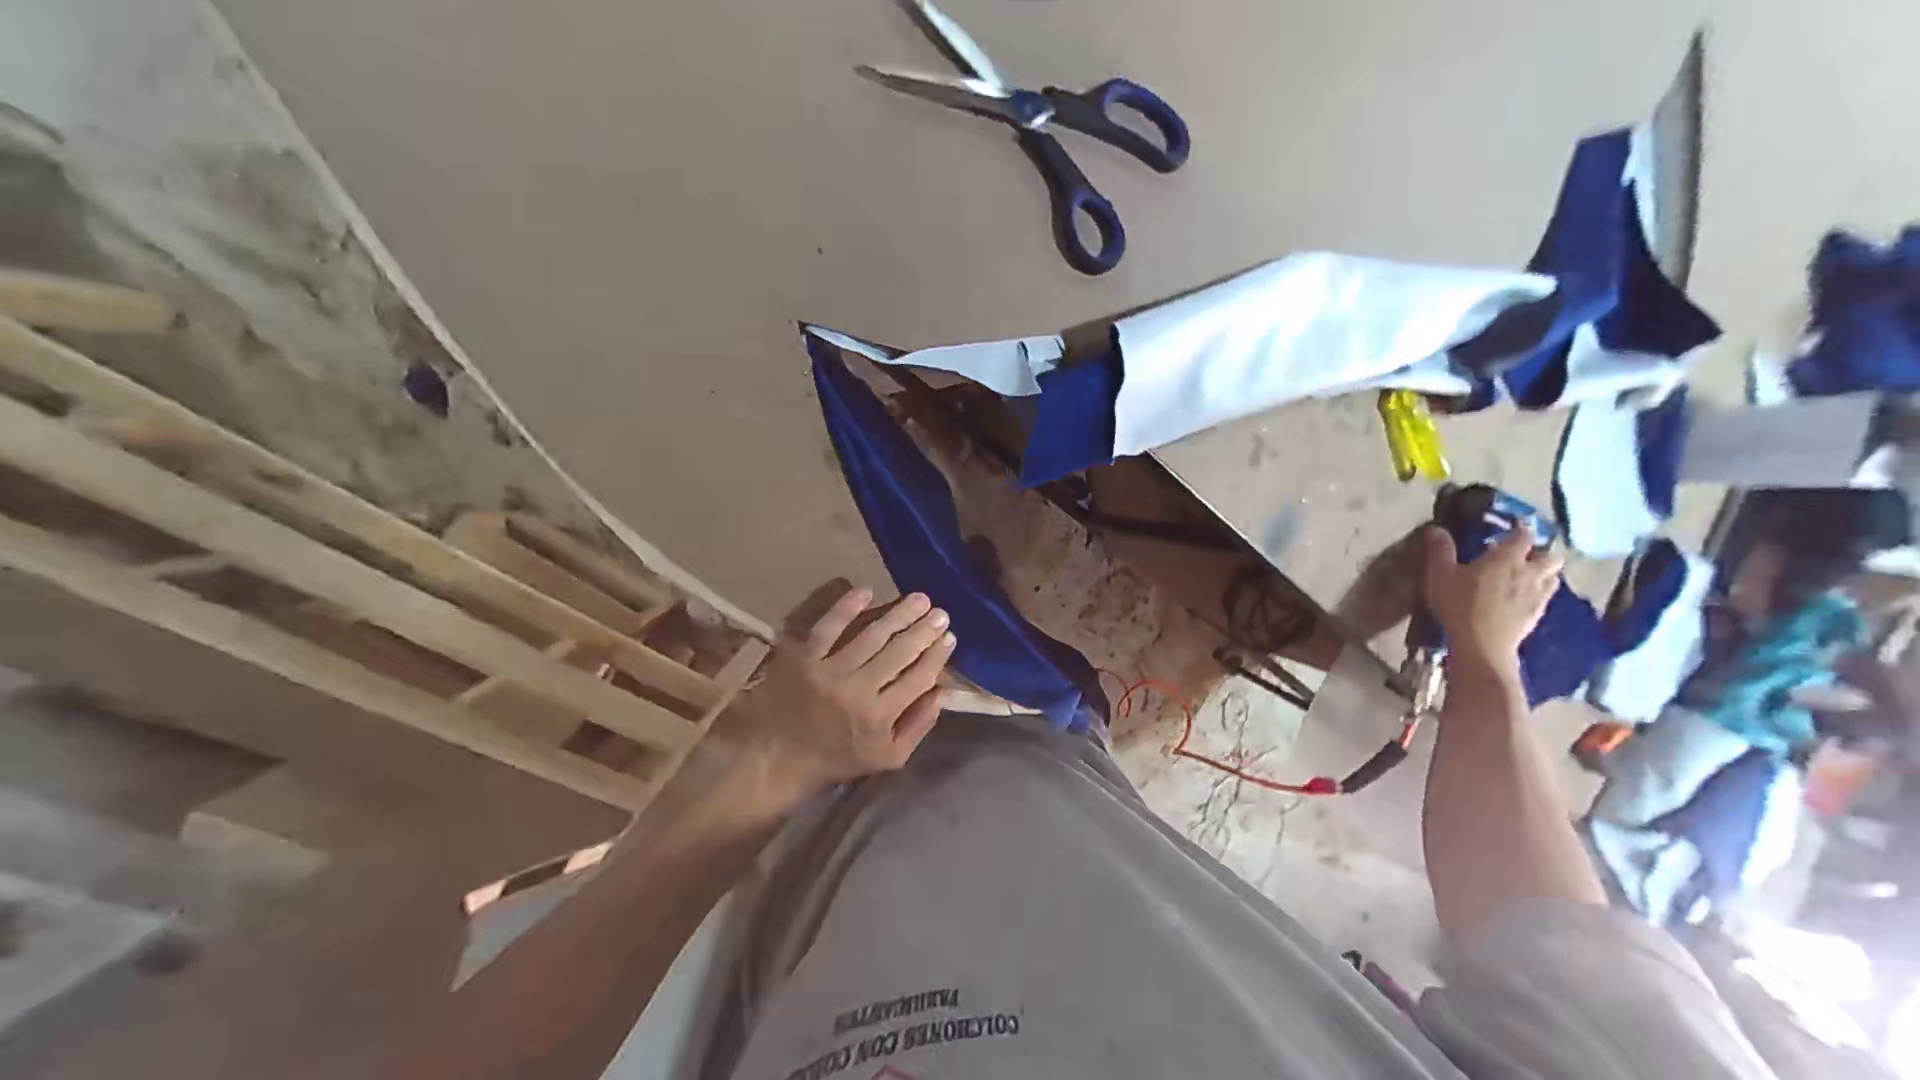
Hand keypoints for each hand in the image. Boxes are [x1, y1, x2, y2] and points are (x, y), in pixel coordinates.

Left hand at [736, 587, 955, 798]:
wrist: (778, 757)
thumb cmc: (838, 757)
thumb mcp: (887, 757)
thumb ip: (918, 726)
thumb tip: (941, 692)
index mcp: (880, 716)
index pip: (918, 677)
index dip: (937, 655)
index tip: (949, 637)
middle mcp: (858, 690)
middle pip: (900, 652)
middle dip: (925, 629)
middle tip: (941, 612)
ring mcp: (829, 670)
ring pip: (871, 635)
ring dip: (898, 614)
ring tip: (918, 598)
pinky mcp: (803, 657)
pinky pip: (828, 627)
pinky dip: (846, 607)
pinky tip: (866, 592)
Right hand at [1423, 526, 1563, 666]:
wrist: (1483, 645)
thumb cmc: (1459, 605)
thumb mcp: (1440, 575)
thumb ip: (1441, 551)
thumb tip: (1438, 529)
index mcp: (1507, 558)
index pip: (1524, 535)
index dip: (1520, 529)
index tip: (1511, 528)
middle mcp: (1530, 572)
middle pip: (1550, 555)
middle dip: (1540, 552)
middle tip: (1522, 556)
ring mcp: (1538, 594)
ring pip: (1553, 576)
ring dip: (1543, 573)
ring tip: (1524, 577)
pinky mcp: (1538, 614)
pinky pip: (1546, 596)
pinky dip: (1538, 592)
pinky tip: (1521, 599)